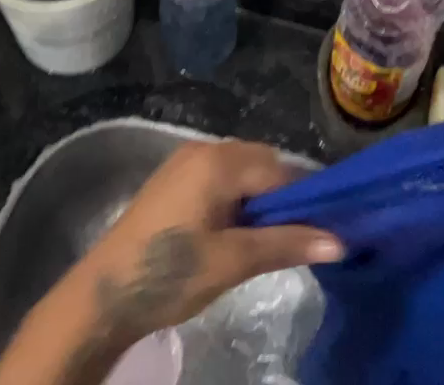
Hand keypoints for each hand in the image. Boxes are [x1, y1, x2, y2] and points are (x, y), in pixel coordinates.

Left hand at [72, 140, 342, 332]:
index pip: (281, 171)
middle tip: (293, 238)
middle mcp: (203, 150)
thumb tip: (340, 242)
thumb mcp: (233, 261)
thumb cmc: (170, 273)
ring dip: (259, 199)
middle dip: (282, 197)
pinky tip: (235, 232)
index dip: (305, 200)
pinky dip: (236, 198)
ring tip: (266, 240)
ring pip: (241, 171)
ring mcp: (184, 162)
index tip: (323, 230)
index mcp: (219, 161)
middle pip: (262, 164)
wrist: (104, 294)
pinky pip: (220, 178)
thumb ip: (286, 244)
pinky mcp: (173, 180)